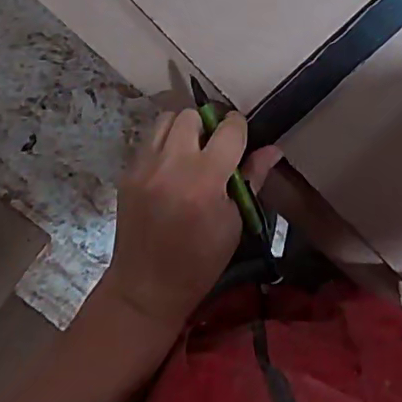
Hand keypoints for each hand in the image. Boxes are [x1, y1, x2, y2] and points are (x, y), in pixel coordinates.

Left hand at [99, 110, 282, 329]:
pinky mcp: (128, 172)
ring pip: (166, 119)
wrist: (147, 286)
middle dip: (208, 125)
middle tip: (214, 147)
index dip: (238, 126)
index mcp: (205, 180)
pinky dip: (163, 145)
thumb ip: (251, 179)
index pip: (228, 129)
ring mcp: (145, 166)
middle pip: (192, 115)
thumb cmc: (200, 261)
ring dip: (183, 129)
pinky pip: (149, 141)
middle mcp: (172, 164)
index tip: (241, 136)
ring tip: (190, 153)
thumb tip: (273, 149)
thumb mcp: (234, 223)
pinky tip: (170, 169)